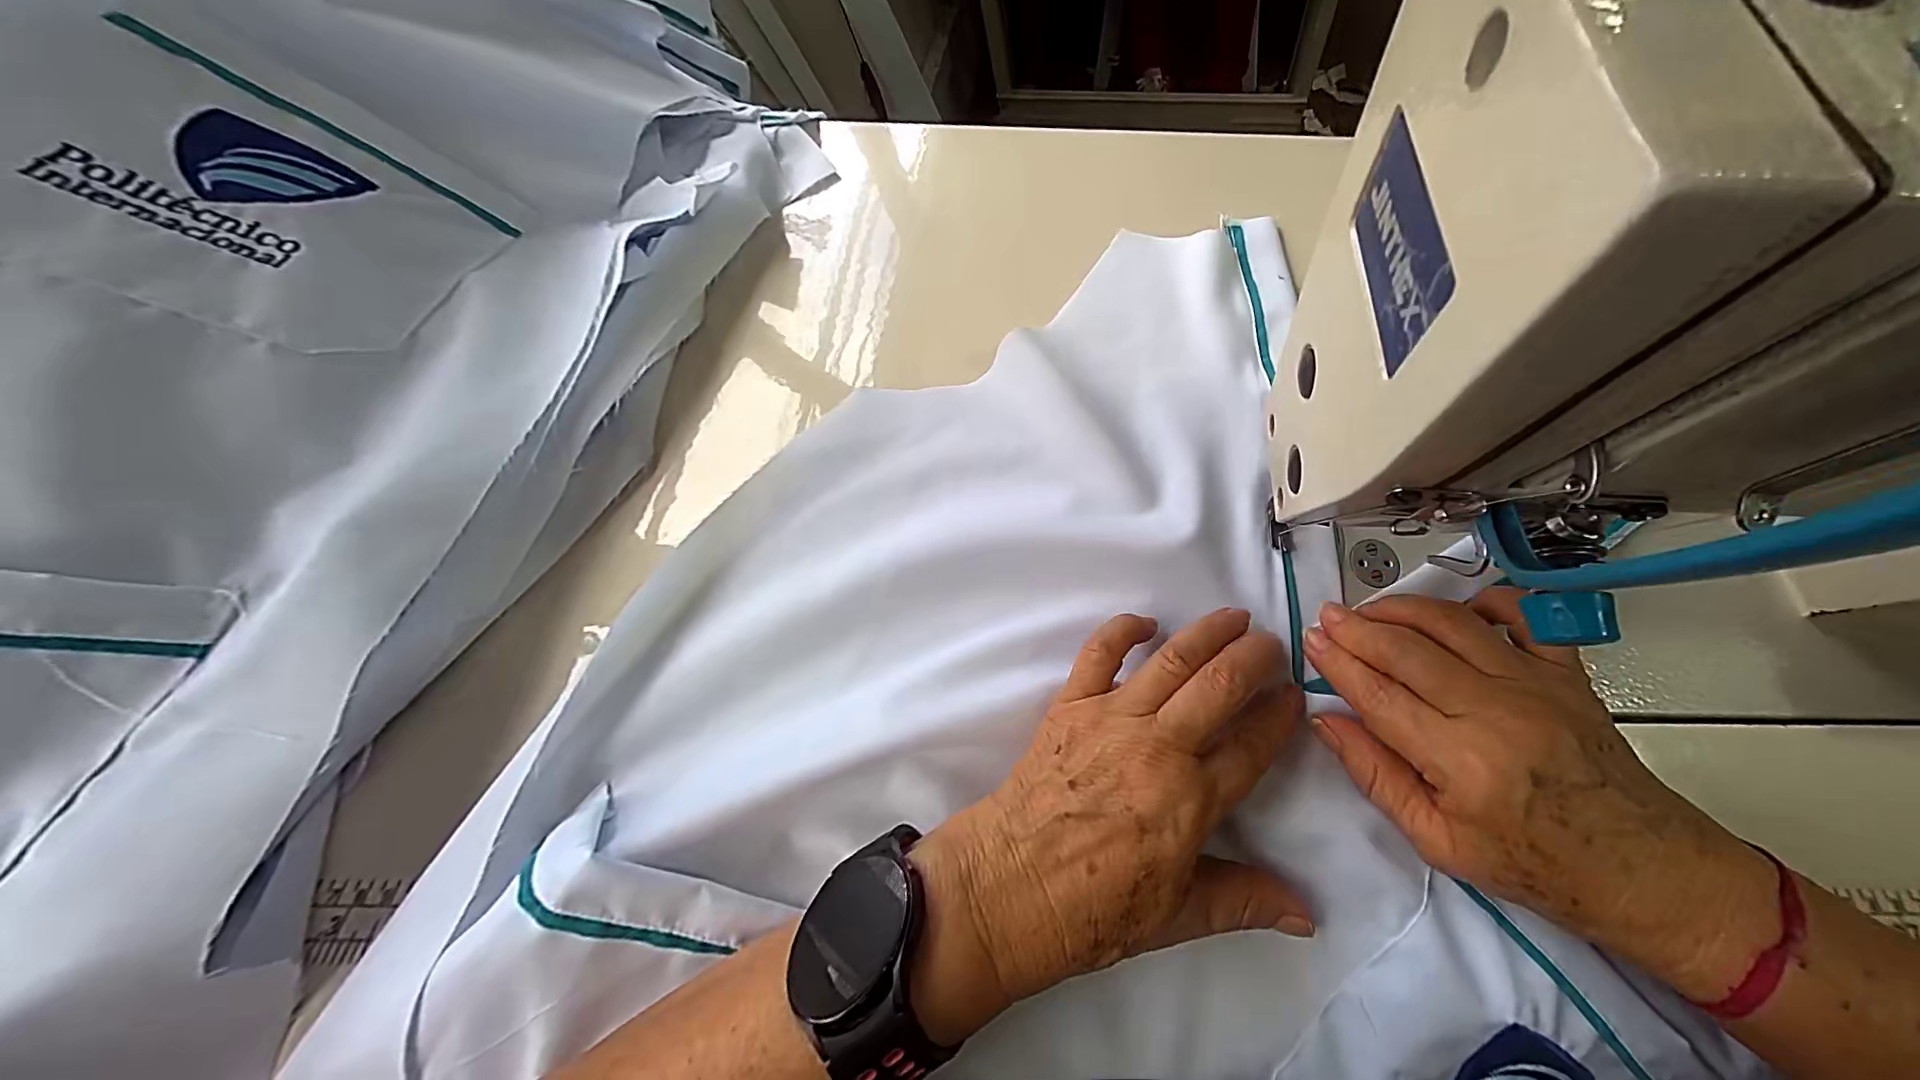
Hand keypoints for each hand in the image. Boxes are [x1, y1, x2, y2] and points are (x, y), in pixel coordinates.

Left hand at [907, 608, 1312, 1043]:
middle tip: (1273, 646)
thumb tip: (1306, 915)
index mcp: (1193, 799)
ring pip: (1171, 661)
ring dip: (1207, 633)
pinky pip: (1098, 655)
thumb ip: (1243, 901)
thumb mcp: (1177, 916)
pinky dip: (1121, 630)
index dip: (1279, 716)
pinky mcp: (1070, 706)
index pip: (1253, 745)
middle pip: (1220, 687)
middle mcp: (1159, 747)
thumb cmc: (1094, 908)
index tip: (1294, 695)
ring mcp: (1112, 720)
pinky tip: (1144, 622)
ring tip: (1234, 617)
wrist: (1011, 885)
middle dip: (1254, 658)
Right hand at [1302, 587, 1779, 1001]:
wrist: (1649, 872)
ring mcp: (1537, 686)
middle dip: (1357, 628)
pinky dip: (1486, 600)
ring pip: (1454, 624)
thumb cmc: (1534, 864)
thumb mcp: (1437, 841)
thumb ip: (1375, 775)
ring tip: (1370, 608)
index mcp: (1461, 760)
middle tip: (1327, 614)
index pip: (1378, 695)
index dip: (1338, 663)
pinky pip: (1526, 617)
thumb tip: (1326, 720)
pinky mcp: (1568, 676)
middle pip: (1407, 651)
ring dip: (1404, 608)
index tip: (1310, 640)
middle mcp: (1497, 712)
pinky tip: (1455, 608)